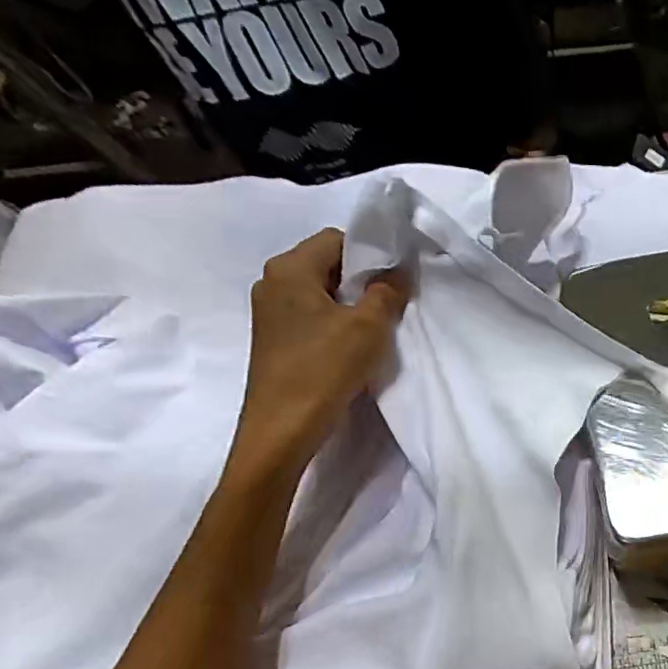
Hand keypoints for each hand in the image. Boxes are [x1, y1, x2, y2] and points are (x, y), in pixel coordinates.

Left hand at [236, 228, 408, 471]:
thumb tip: (398, 273)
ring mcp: (269, 314)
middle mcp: (272, 283)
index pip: (336, 239)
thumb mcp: (368, 328)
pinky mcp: (274, 341)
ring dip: (350, 307)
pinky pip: (310, 318)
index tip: (396, 281)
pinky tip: (352, 350)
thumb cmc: (324, 369)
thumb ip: (387, 293)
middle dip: (361, 281)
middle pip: (326, 265)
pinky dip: (334, 326)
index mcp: (289, 268)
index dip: (370, 254)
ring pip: (319, 295)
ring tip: (374, 331)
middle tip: (390, 306)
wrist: (283, 428)